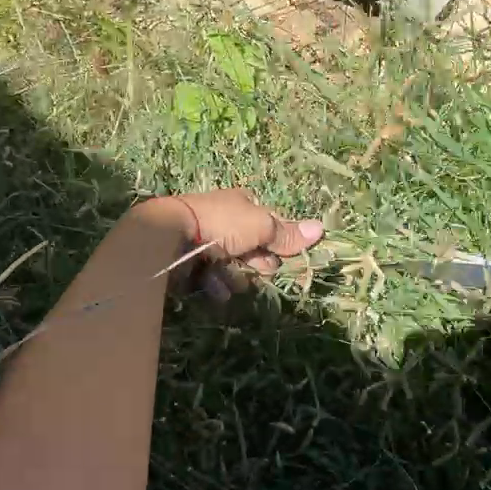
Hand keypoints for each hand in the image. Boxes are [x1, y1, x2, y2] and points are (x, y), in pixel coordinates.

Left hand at [138, 189, 324, 300]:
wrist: (170, 235)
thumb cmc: (220, 224)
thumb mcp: (260, 226)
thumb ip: (287, 233)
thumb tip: (320, 229)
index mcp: (242, 205)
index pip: (270, 226)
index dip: (278, 244)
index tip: (281, 257)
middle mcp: (225, 220)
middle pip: (254, 250)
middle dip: (256, 264)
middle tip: (253, 268)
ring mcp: (206, 241)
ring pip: (234, 267)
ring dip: (234, 277)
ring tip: (225, 277)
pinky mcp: (191, 262)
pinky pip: (212, 278)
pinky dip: (215, 283)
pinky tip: (212, 285)